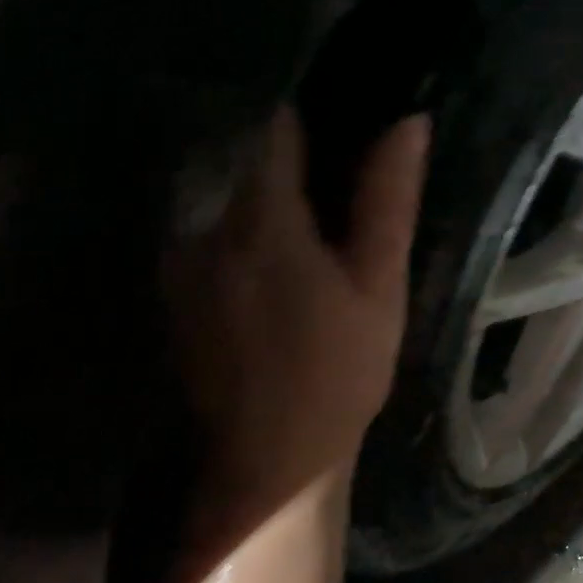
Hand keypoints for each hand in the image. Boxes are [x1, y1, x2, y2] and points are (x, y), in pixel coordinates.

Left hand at [165, 107, 428, 516]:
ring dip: (273, 227)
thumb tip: (408, 122)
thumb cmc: (341, 371)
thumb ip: (387, 201)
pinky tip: (281, 301)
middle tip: (346, 229)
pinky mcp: (174, 298)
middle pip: (255, 178)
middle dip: (299, 188)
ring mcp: (182, 267)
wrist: (274, 460)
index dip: (314, 127)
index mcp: (262, 223)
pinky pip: (217, 251)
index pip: (277, 134)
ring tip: (317, 272)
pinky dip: (248, 257)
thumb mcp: (379, 286)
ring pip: (236, 217)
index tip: (348, 136)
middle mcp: (207, 231)